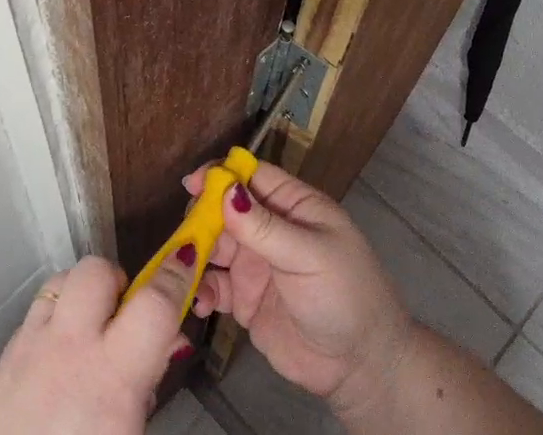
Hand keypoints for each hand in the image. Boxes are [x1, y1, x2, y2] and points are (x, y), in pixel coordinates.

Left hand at [0, 255, 196, 434]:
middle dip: (117, 279)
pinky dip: (54, 321)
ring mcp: (29, 347)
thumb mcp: (131, 432)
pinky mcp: (2, 357)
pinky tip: (58, 356)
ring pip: (60, 281)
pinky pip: (34, 313)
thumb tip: (167, 341)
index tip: (185, 260)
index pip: (153, 304)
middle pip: (95, 271)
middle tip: (125, 312)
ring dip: (81, 295)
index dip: (174, 276)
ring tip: (90, 329)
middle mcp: (68, 349)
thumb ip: (150, 382)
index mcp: (110, 377)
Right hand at [183, 161, 411, 413]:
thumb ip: (265, 227)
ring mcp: (255, 264)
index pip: (252, 177)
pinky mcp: (244, 299)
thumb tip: (224, 189)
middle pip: (223, 210)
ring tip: (182, 270)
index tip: (193, 185)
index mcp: (294, 206)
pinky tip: (199, 301)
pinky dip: (200, 289)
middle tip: (185, 238)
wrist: (360, 366)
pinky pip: (213, 285)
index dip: (221, 175)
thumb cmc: (346, 296)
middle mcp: (270, 229)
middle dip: (200, 218)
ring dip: (194, 254)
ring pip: (213, 246)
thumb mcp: (310, 256)